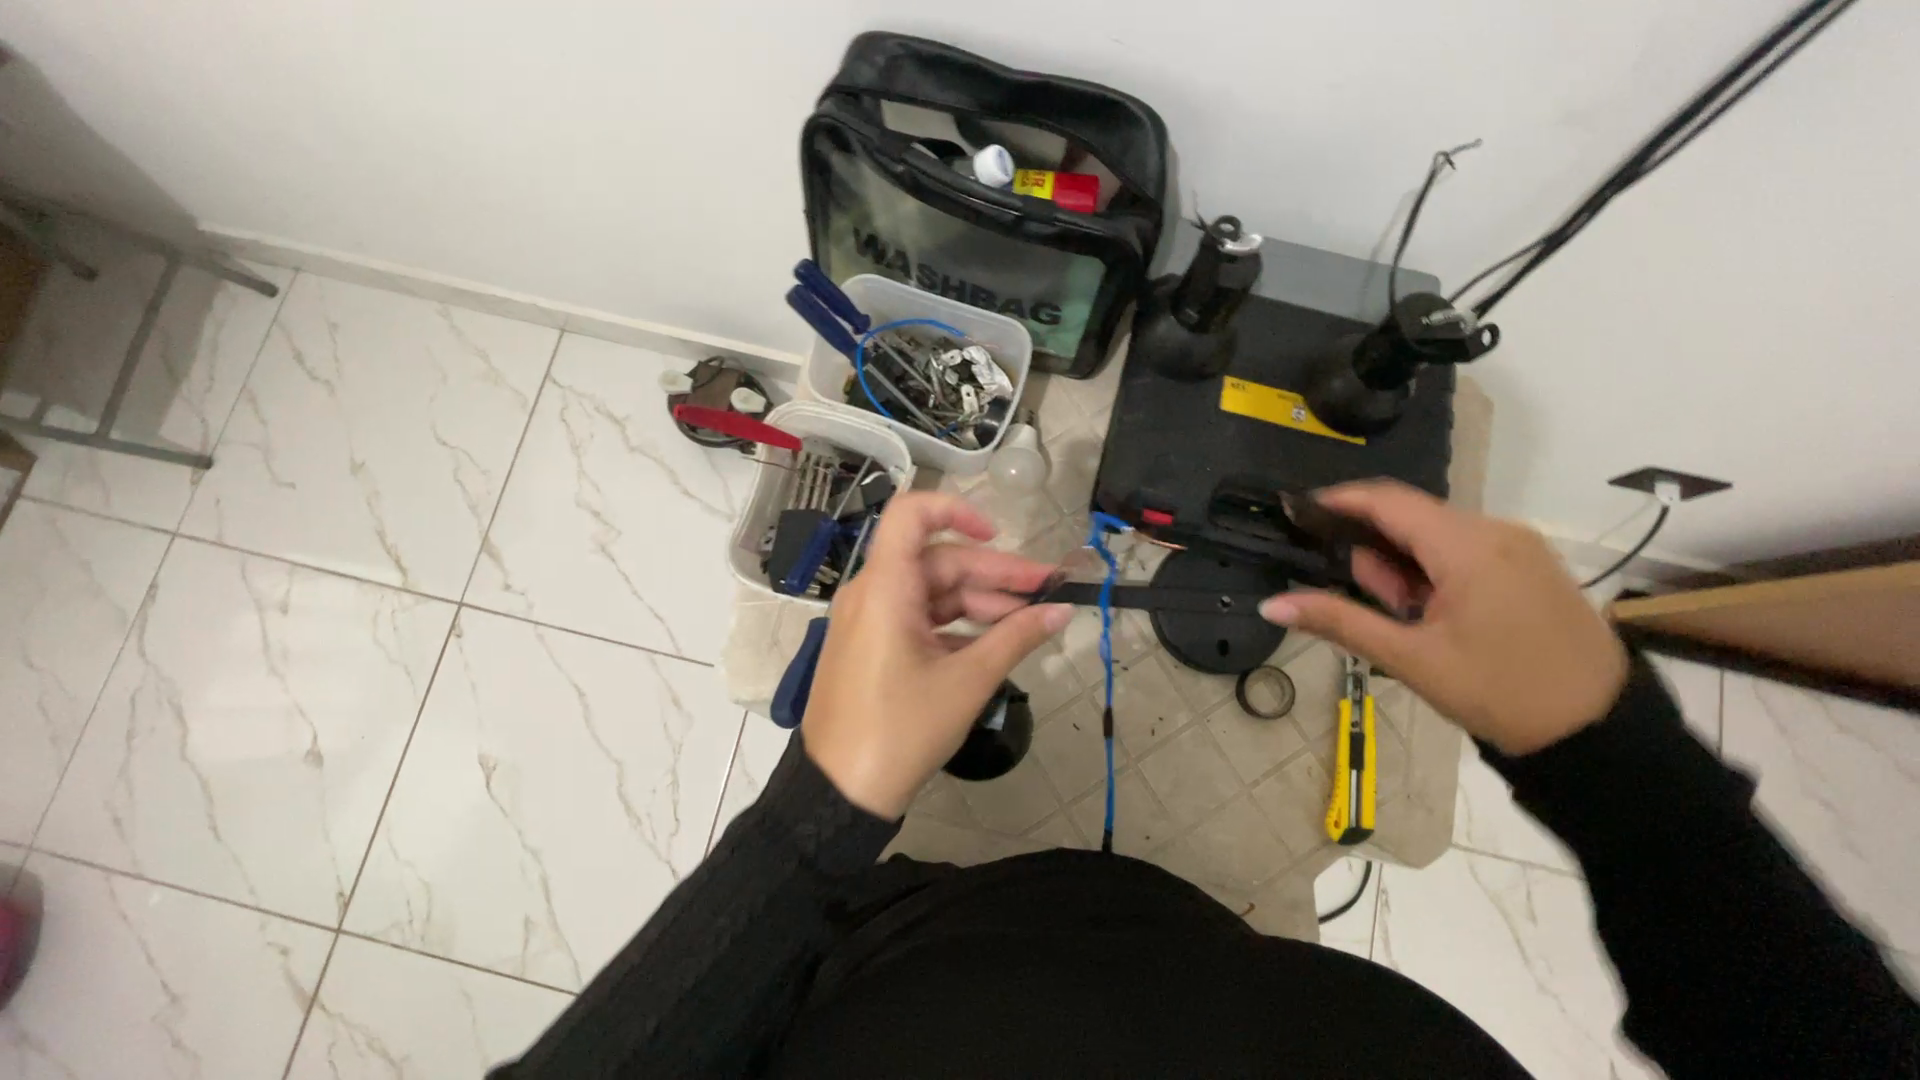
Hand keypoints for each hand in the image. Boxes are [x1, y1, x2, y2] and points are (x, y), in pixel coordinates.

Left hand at [801, 493, 1073, 818]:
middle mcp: (871, 594)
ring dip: (980, 604)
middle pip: (937, 562)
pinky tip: (993, 645)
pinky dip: (956, 627)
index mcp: (885, 588)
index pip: (912, 514)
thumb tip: (1062, 610)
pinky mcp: (871, 649)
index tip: (998, 536)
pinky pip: (918, 620)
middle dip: (994, 575)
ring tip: (1028, 625)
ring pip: (932, 594)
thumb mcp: (967, 682)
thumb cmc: (901, 730)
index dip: (957, 511)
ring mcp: (868, 622)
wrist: (839, 792)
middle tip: (1047, 593)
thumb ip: (1016, 638)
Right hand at [1260, 481, 1628, 756]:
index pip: (1387, 500)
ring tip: (1409, 621)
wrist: (1600, 733)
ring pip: (1437, 536)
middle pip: (1411, 518)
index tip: (1296, 513)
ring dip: (1406, 568)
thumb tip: (1271, 605)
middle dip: (1377, 553)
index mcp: (1468, 545)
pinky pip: (1466, 550)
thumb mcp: (1411, 659)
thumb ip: (1338, 621)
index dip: (1338, 501)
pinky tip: (1436, 616)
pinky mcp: (1532, 566)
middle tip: (1370, 603)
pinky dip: (1436, 573)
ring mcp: (1520, 546)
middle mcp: (1497, 530)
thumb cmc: (1499, 692)